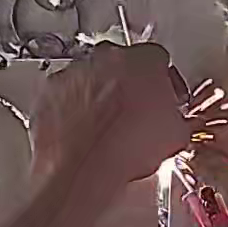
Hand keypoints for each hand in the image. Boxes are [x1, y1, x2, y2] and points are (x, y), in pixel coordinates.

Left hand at [31, 42, 188, 194]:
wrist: (83, 168)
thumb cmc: (125, 148)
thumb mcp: (175, 135)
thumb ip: (177, 118)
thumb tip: (175, 124)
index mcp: (142, 61)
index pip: (159, 60)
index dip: (165, 81)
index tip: (165, 97)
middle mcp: (106, 58)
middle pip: (123, 64)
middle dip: (131, 85)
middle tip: (138, 112)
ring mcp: (74, 72)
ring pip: (93, 77)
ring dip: (102, 95)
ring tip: (111, 127)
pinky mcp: (50, 92)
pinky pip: (67, 94)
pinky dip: (76, 108)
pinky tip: (87, 132)